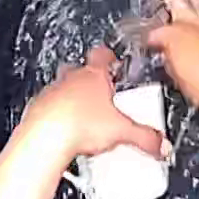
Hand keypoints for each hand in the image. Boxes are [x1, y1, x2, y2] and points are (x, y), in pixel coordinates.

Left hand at [20, 46, 165, 158]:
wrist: (45, 138)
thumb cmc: (79, 124)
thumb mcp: (122, 131)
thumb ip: (145, 136)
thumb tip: (161, 143)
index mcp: (94, 75)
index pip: (103, 55)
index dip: (109, 57)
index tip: (114, 61)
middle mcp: (72, 78)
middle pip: (82, 70)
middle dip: (91, 79)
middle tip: (102, 95)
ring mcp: (53, 92)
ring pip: (63, 87)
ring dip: (72, 98)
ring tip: (83, 119)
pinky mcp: (38, 109)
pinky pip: (48, 107)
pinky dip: (56, 115)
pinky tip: (64, 132)